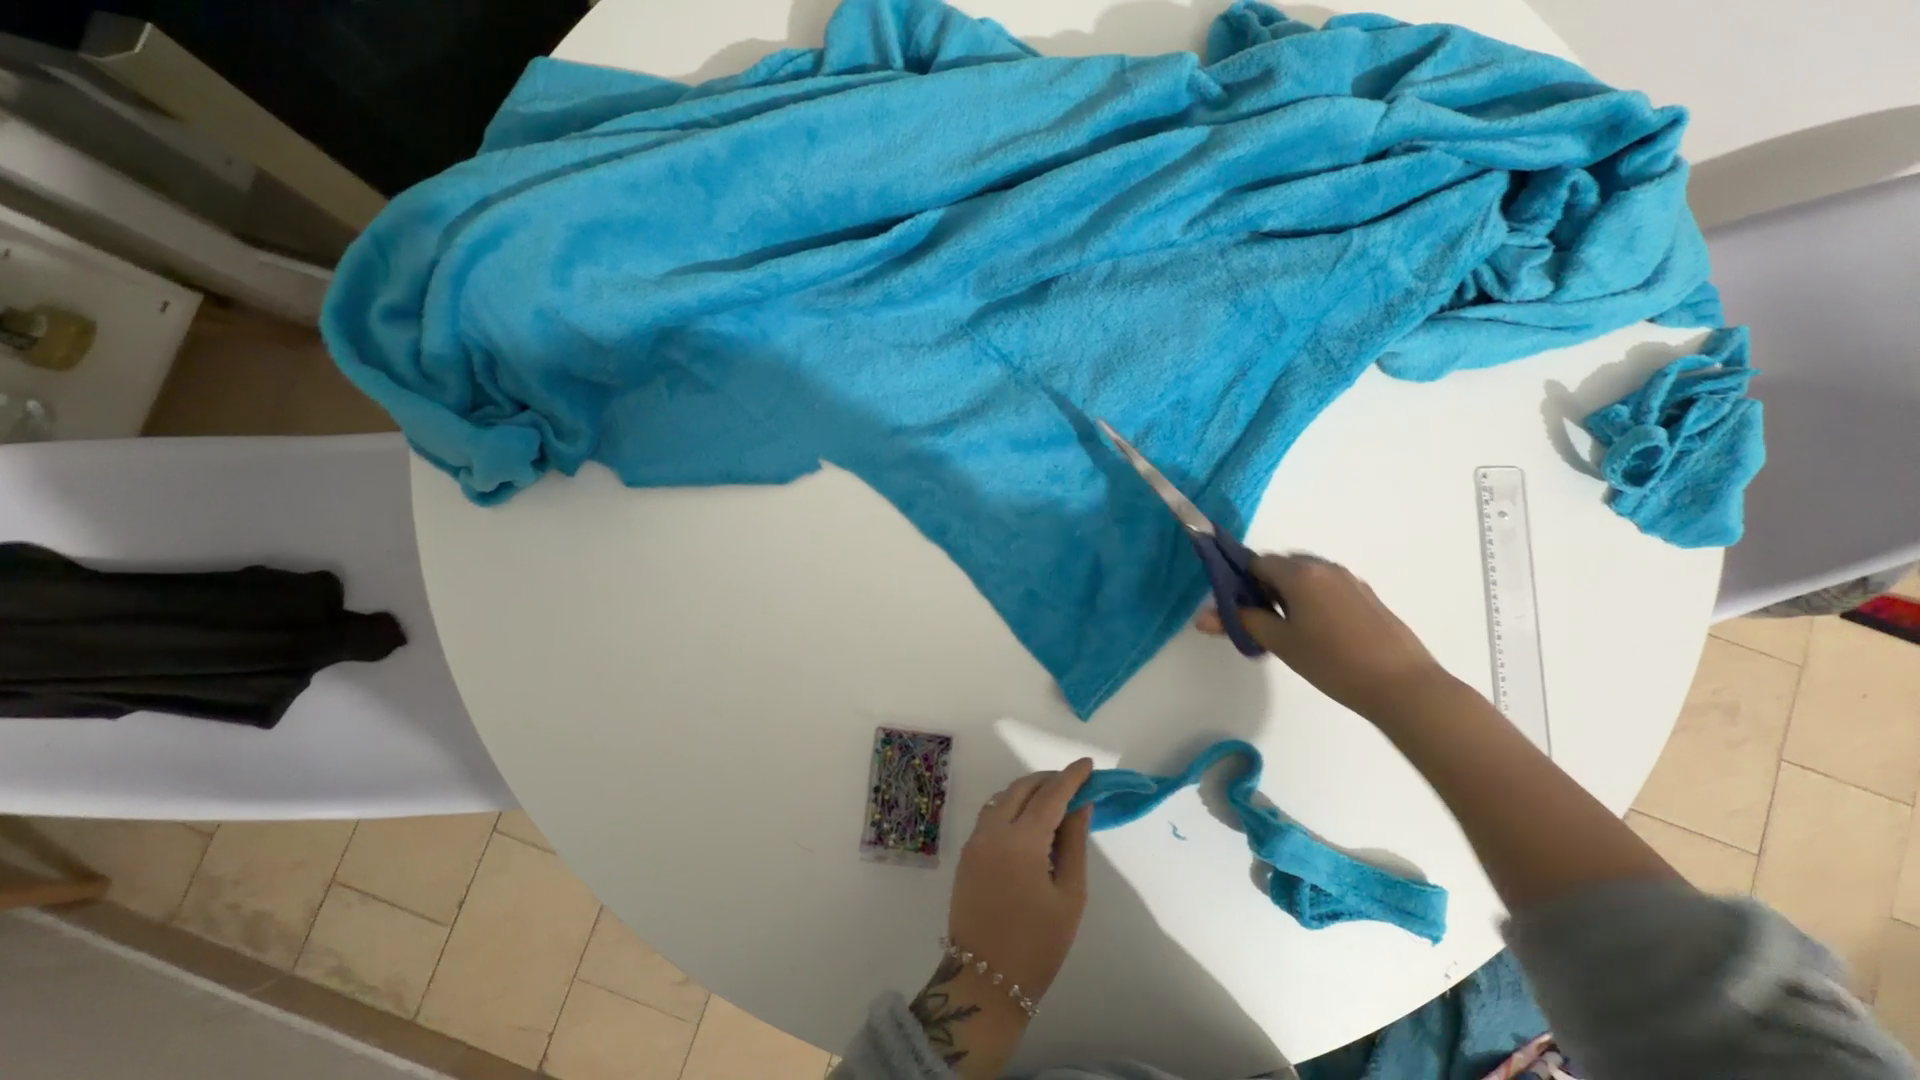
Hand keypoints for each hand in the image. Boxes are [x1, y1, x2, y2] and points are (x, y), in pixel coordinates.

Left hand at [947, 760, 1094, 1004]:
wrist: (985, 981)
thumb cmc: (1038, 944)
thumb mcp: (1069, 894)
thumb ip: (1074, 843)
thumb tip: (1080, 805)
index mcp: (1021, 840)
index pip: (1050, 795)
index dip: (1071, 777)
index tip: (1089, 765)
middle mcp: (992, 832)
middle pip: (1021, 789)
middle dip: (1048, 779)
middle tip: (1075, 783)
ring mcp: (975, 843)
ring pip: (1002, 799)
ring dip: (1028, 791)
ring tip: (1055, 800)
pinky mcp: (967, 856)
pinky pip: (990, 816)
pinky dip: (1011, 807)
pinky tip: (1030, 820)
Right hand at [1196, 553, 1455, 719]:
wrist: (1400, 684)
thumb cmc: (1332, 662)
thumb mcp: (1280, 643)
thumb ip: (1241, 622)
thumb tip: (1202, 617)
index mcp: (1300, 573)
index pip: (1256, 563)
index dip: (1240, 583)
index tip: (1238, 611)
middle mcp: (1324, 567)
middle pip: (1282, 567)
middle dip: (1265, 589)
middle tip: (1262, 624)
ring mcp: (1350, 580)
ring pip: (1306, 578)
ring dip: (1290, 596)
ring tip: (1290, 633)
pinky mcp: (1367, 597)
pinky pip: (1328, 589)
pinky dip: (1313, 602)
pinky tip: (1319, 636)